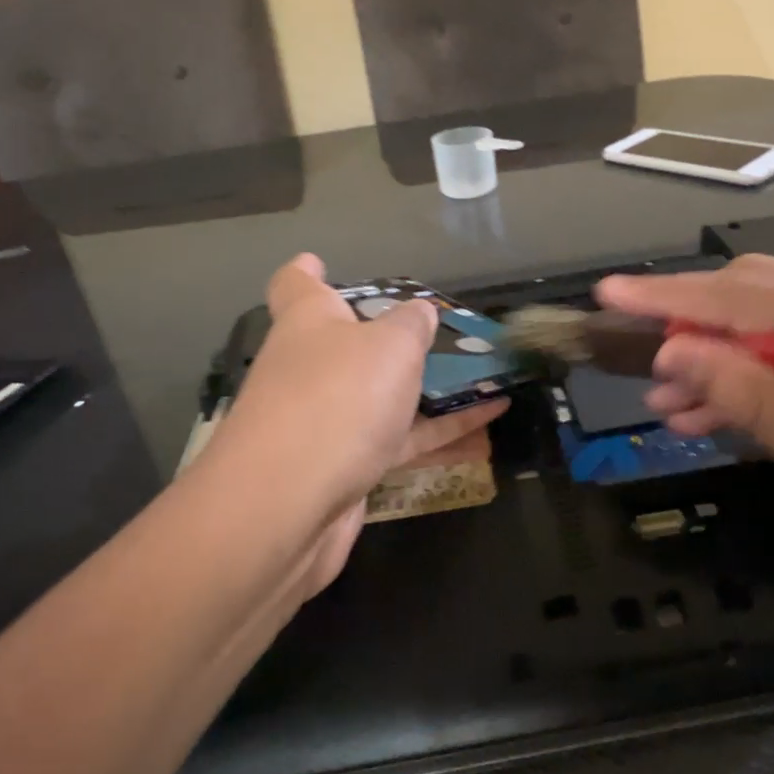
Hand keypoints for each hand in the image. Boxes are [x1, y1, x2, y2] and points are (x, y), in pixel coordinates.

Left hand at [206, 253, 507, 525]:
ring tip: (488, 377)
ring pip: (382, 396)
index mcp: (308, 323)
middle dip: (392, 337)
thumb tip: (419, 313)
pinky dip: (440, 433)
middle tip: (445, 331)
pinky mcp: (344, 470)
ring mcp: (324, 422)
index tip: (321, 263)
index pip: (296, 285)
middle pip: (349, 343)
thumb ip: (412, 325)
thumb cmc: (337, 400)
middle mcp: (309, 368)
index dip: (309, 271)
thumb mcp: (390, 346)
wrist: (286, 509)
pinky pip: (399, 442)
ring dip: (430, 390)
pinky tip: (488, 425)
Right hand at [595, 255, 773, 572]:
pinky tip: (722, 401)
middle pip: (749, 290)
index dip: (666, 297)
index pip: (738, 296)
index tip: (607, 295)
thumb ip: (759, 401)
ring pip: (768, 312)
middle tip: (638, 368)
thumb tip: (679, 353)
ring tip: (668, 401)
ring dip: (716, 349)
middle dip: (685, 323)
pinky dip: (753, 361)